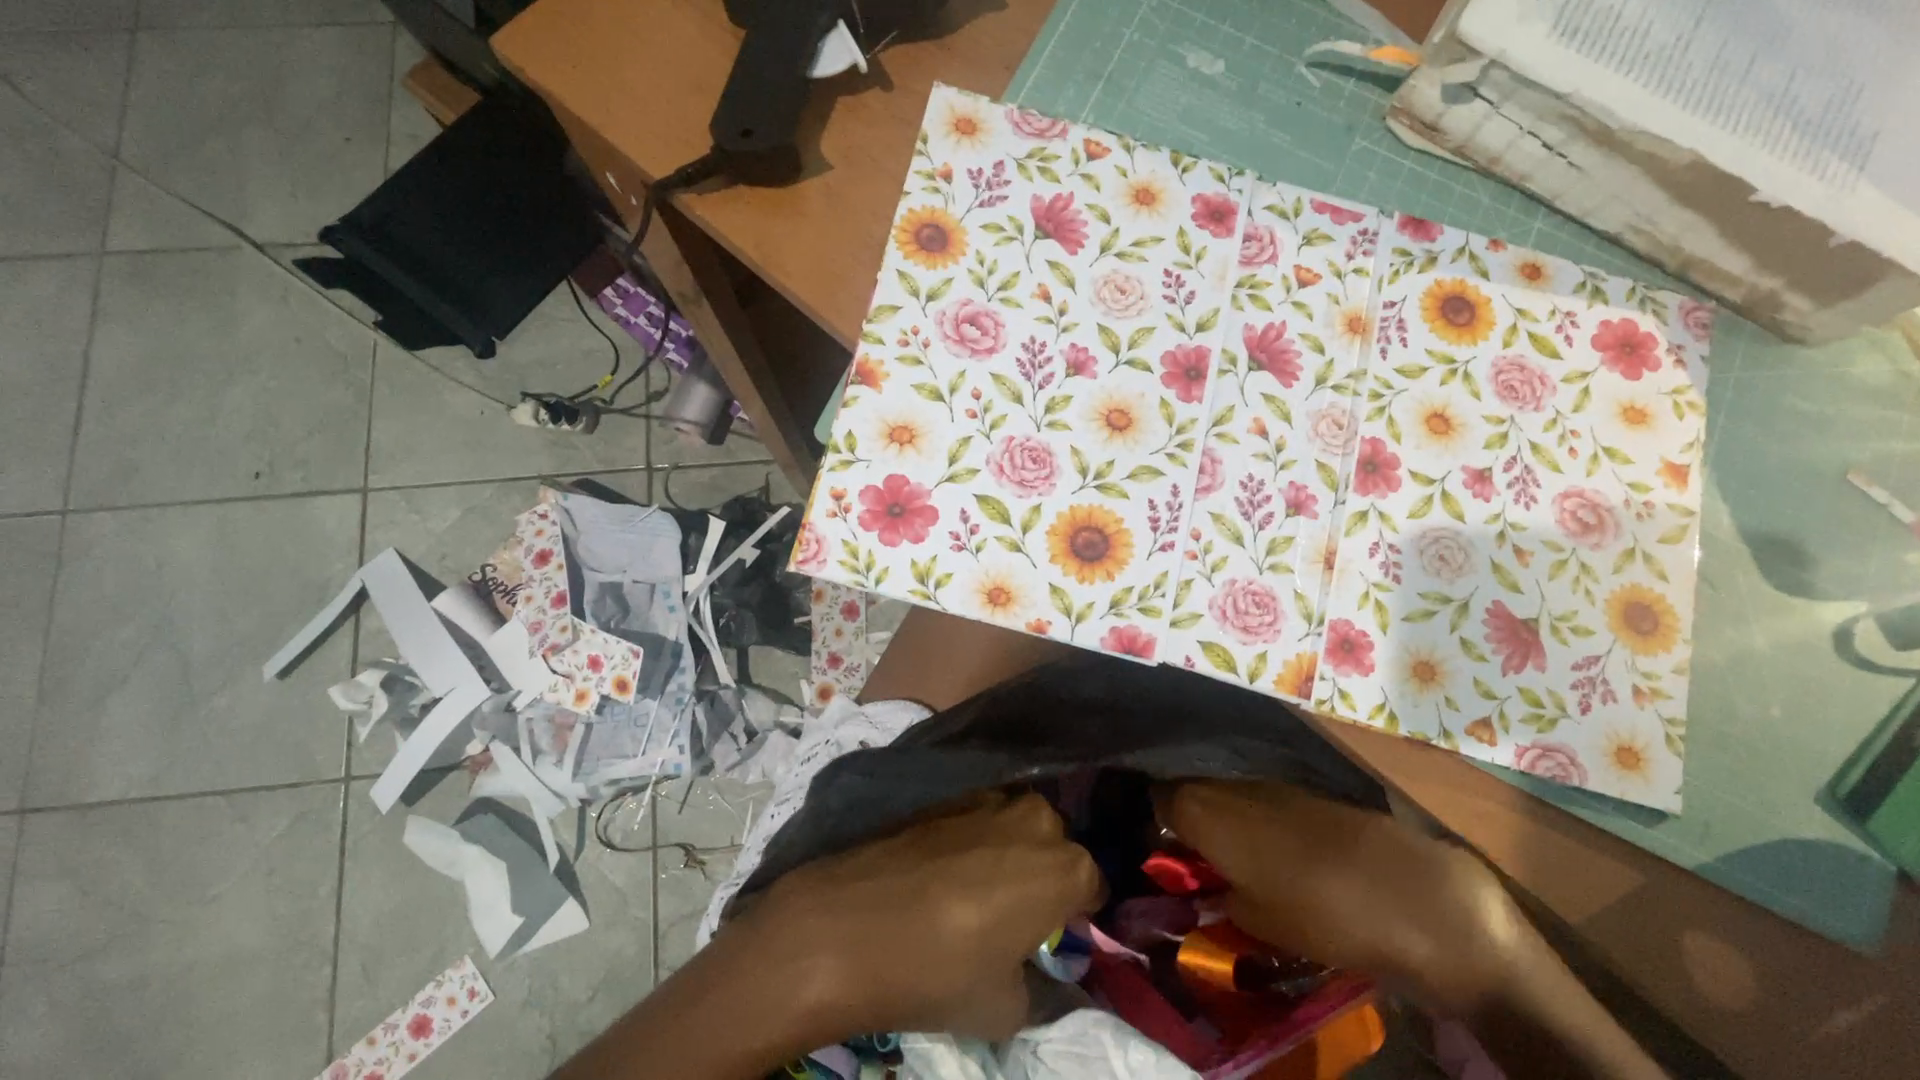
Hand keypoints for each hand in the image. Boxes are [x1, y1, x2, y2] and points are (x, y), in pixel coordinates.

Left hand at [733, 791, 1104, 1040]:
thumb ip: (1039, 988)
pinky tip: (942, 877)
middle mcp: (1034, 819)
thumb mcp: (1006, 1008)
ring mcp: (985, 800)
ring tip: (976, 895)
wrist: (845, 928)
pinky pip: (976, 821)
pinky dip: (970, 843)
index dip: (1078, 916)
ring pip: (1015, 828)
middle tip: (1017, 917)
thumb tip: (1032, 971)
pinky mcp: (941, 798)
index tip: (1057, 939)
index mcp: (1066, 866)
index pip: (1094, 888)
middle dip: (1045, 876)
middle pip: (1056, 847)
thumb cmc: (938, 972)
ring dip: (1008, 854)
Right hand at [1156, 780, 1547, 1014]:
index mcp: (1207, 812)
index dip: (1149, 823)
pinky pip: (1266, 801)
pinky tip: (1274, 854)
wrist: (1421, 899)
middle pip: (1192, 791)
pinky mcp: (1312, 793)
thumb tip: (1207, 886)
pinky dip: (1259, 821)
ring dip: (1223, 820)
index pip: (1156, 800)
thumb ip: (1218, 896)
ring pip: (1231, 795)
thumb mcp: (1254, 922)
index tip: (1150, 851)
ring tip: (1228, 860)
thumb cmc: (1322, 915)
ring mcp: (1276, 785)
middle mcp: (1234, 786)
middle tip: (1186, 860)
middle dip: (1184, 819)